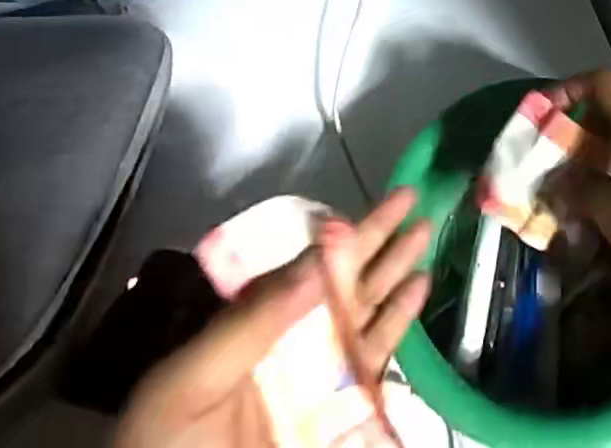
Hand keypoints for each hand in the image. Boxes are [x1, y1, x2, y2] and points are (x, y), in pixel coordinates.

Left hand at [113, 189, 431, 447]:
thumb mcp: (186, 386)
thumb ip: (251, 324)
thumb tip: (317, 262)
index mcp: (255, 326)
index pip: (311, 267)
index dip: (345, 232)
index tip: (375, 203)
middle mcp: (292, 340)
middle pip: (346, 280)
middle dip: (380, 239)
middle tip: (413, 198)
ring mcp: (319, 375)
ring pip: (368, 308)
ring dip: (396, 269)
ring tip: (424, 231)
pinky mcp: (341, 412)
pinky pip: (376, 356)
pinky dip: (399, 320)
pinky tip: (419, 288)